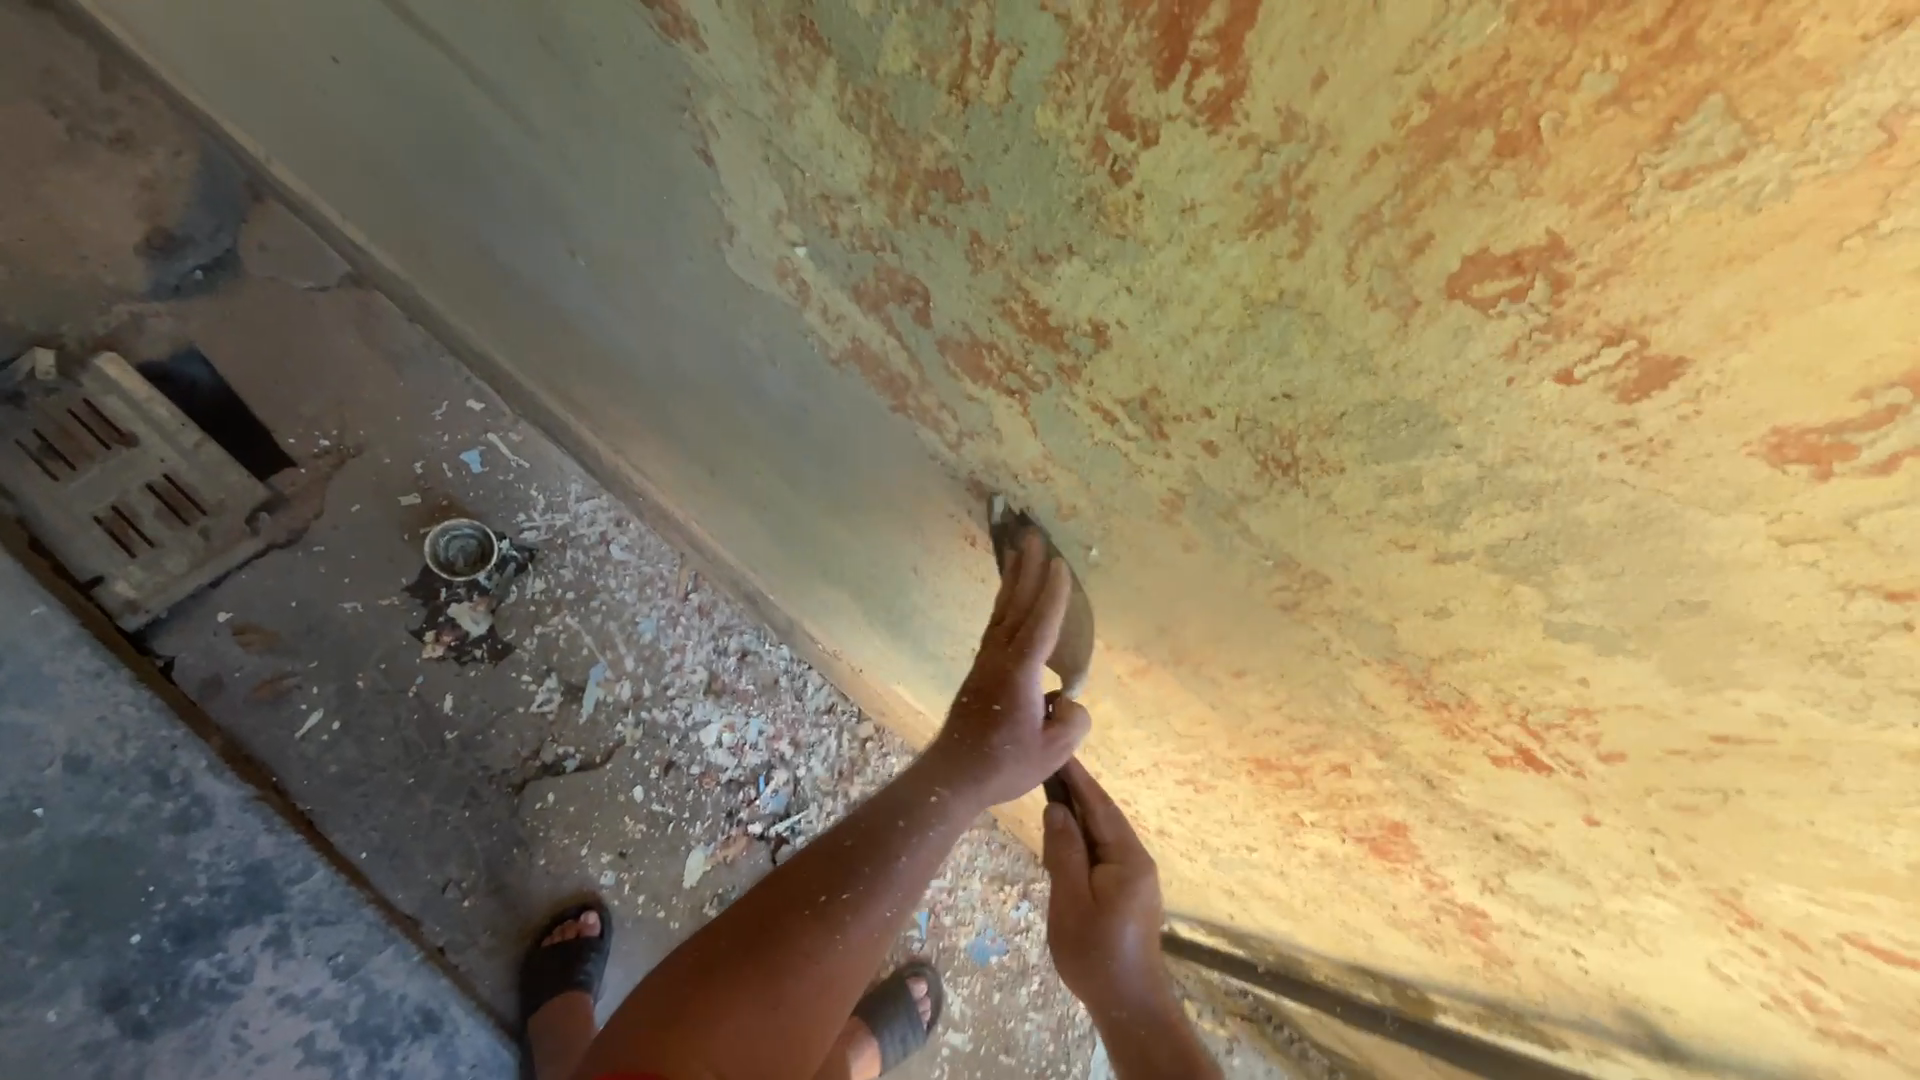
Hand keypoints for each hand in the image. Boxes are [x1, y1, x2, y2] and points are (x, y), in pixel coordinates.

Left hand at [922, 528, 1091, 807]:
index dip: (1053, 593)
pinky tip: (1010, 602)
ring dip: (1013, 581)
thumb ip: (1073, 720)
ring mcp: (985, 662)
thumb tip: (1066, 700)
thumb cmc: (1004, 764)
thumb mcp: (1054, 750)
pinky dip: (1006, 604)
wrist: (954, 775)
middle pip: (1016, 604)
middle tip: (1032, 535)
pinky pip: (996, 625)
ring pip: (1002, 611)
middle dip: (1027, 569)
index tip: (1060, 564)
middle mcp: (999, 657)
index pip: (1041, 622)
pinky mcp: (979, 671)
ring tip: (1018, 553)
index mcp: (1020, 671)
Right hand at [1042, 759, 1170, 1021]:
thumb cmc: (1096, 954)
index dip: (1077, 778)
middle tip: (1045, 771)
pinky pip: (1102, 854)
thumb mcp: (1071, 900)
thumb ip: (1064, 851)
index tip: (1058, 751)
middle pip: (1102, 817)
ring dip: (1077, 819)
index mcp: (1128, 858)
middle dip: (1075, 794)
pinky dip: (1081, 842)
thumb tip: (1057, 809)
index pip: (1099, 805)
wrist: (1129, 1005)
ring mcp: (1135, 878)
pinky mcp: (1128, 893)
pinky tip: (1063, 842)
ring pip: (1102, 836)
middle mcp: (1137, 861)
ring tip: (1048, 798)